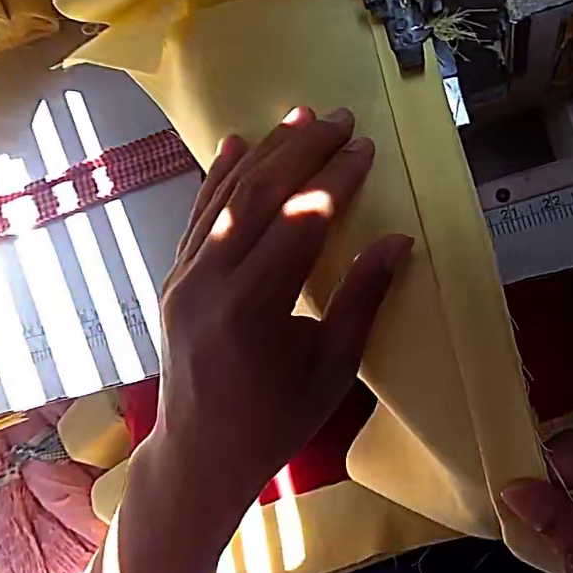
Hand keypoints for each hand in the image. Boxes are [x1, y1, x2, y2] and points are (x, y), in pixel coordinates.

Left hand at [149, 106, 410, 522]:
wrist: (198, 456)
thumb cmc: (275, 422)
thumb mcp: (333, 370)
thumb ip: (363, 300)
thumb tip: (398, 241)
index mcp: (253, 309)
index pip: (300, 222)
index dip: (335, 180)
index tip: (363, 148)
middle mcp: (210, 282)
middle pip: (258, 195)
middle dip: (302, 150)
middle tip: (337, 118)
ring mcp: (184, 277)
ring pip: (225, 198)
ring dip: (265, 152)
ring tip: (297, 116)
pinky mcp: (174, 278)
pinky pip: (198, 216)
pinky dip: (218, 177)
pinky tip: (234, 145)